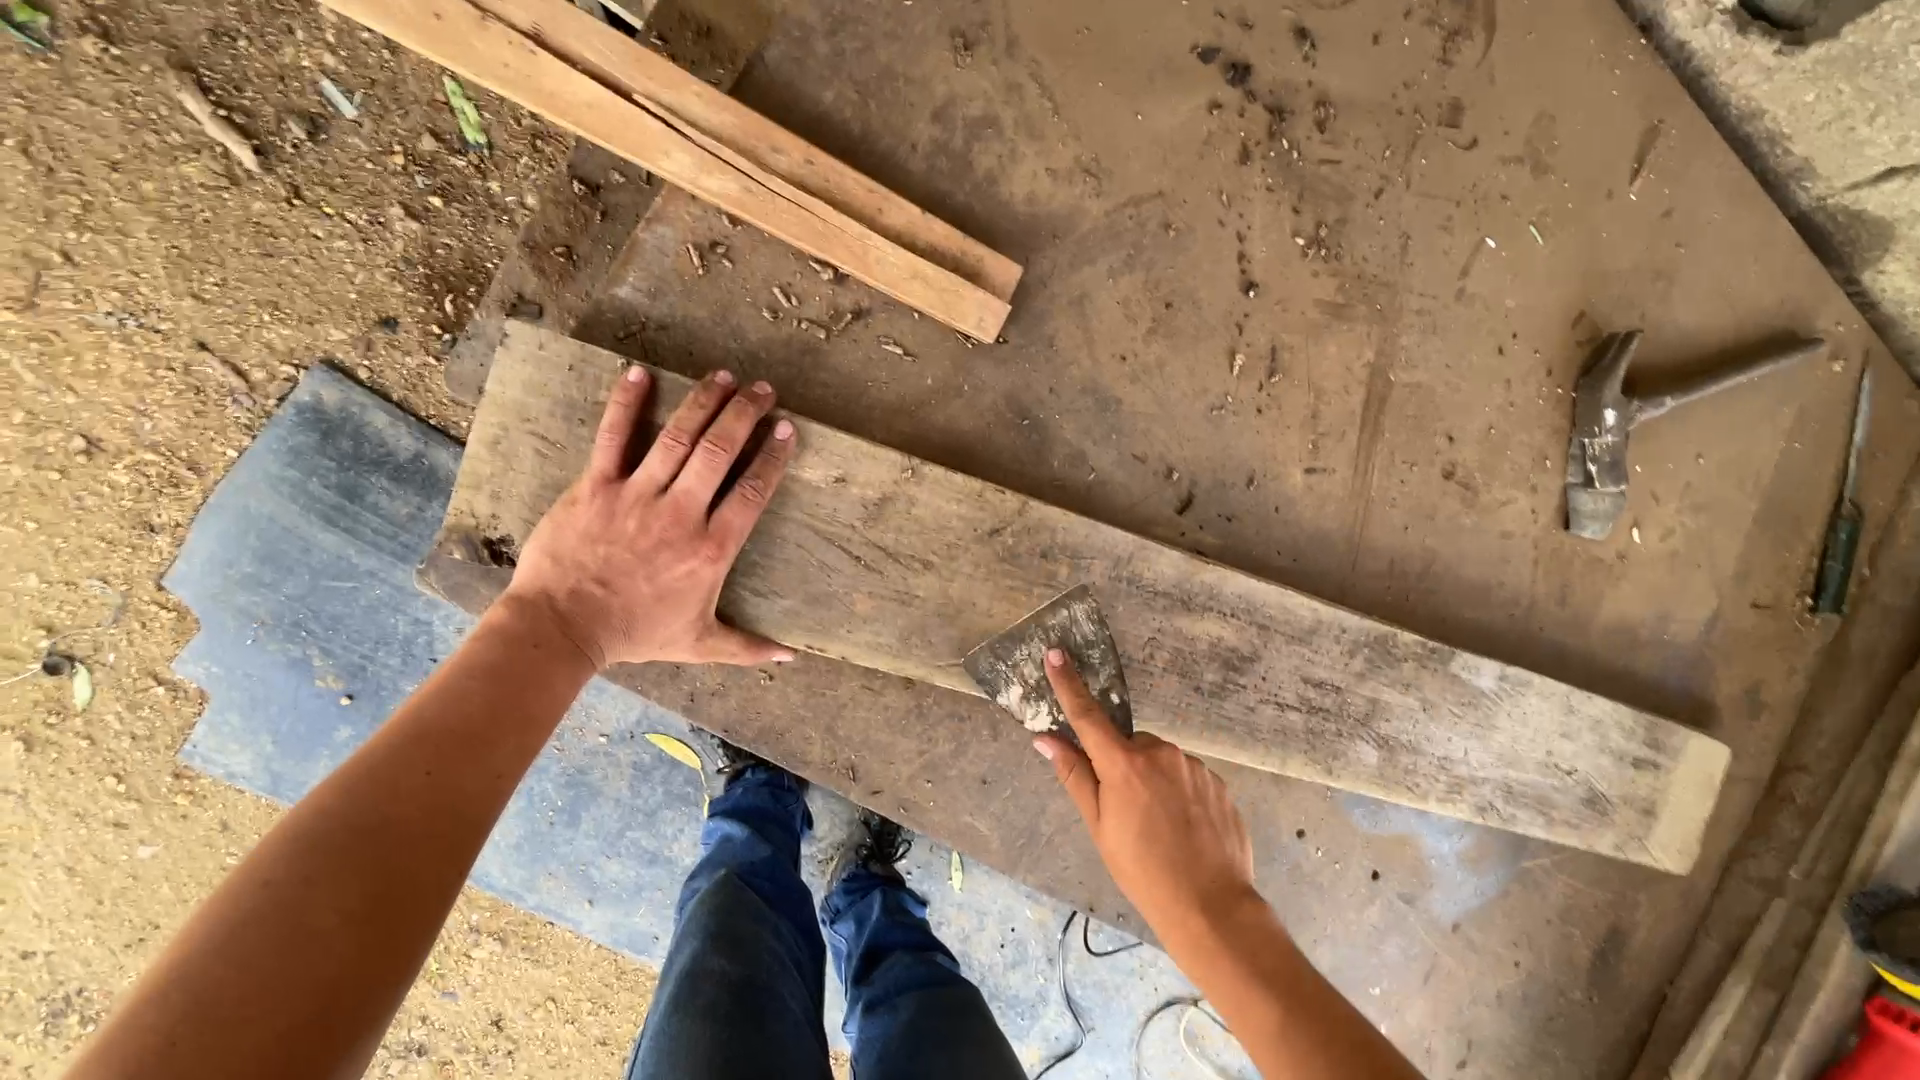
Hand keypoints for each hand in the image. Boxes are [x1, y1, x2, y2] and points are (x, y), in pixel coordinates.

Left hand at [504, 366, 797, 668]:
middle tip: (764, 389)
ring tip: (724, 376)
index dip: (773, 456)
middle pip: (721, 452)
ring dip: (704, 402)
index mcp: (711, 549)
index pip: (752, 491)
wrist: (563, 629)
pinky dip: (625, 404)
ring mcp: (637, 496)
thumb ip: (749, 647)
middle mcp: (680, 515)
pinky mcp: (596, 487)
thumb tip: (791, 658)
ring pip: (677, 438)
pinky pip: (613, 437)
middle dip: (746, 414)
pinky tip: (639, 373)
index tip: (787, 429)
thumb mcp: (700, 643)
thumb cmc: (635, 635)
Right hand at [1035, 649, 1258, 944]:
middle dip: (1121, 765)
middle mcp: (1160, 753)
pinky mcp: (1217, 783)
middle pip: (1128, 745)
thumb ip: (1074, 776)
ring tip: (1158, 827)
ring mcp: (1193, 766)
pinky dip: (1178, 793)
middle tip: (1124, 810)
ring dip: (1152, 780)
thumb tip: (1044, 739)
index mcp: (1123, 764)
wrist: (1211, 905)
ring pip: (1160, 761)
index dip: (1068, 683)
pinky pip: (1187, 776)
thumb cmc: (1142, 870)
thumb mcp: (1099, 827)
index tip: (1055, 653)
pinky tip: (1183, 829)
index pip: (1087, 715)